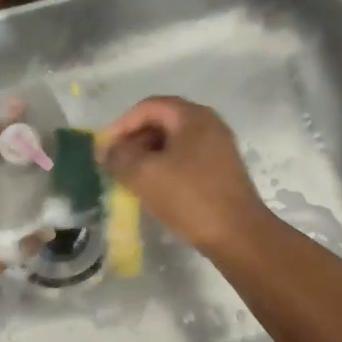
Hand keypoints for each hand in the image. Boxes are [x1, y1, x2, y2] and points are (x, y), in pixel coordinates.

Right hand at [100, 96, 271, 253]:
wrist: (238, 234)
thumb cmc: (190, 197)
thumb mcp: (145, 175)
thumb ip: (119, 157)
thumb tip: (107, 151)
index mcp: (192, 116)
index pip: (148, 106)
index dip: (121, 124)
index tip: (104, 148)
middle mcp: (209, 125)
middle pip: (162, 122)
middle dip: (134, 140)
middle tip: (115, 163)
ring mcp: (218, 148)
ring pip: (173, 143)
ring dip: (148, 156)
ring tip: (129, 178)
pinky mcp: (221, 171)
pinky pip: (185, 160)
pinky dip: (164, 168)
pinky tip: (153, 189)